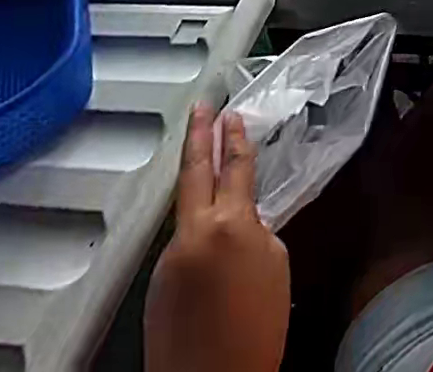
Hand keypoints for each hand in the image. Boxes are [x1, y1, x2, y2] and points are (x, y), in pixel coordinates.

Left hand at [145, 105, 290, 371]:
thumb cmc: (259, 325)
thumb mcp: (275, 262)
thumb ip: (259, 228)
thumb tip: (246, 220)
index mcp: (231, 224)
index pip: (234, 168)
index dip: (234, 139)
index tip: (232, 115)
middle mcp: (193, 234)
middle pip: (193, 174)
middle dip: (198, 137)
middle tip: (201, 108)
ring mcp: (169, 260)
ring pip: (188, 211)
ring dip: (200, 186)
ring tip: (212, 165)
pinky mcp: (157, 285)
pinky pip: (184, 245)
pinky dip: (200, 233)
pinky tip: (215, 246)